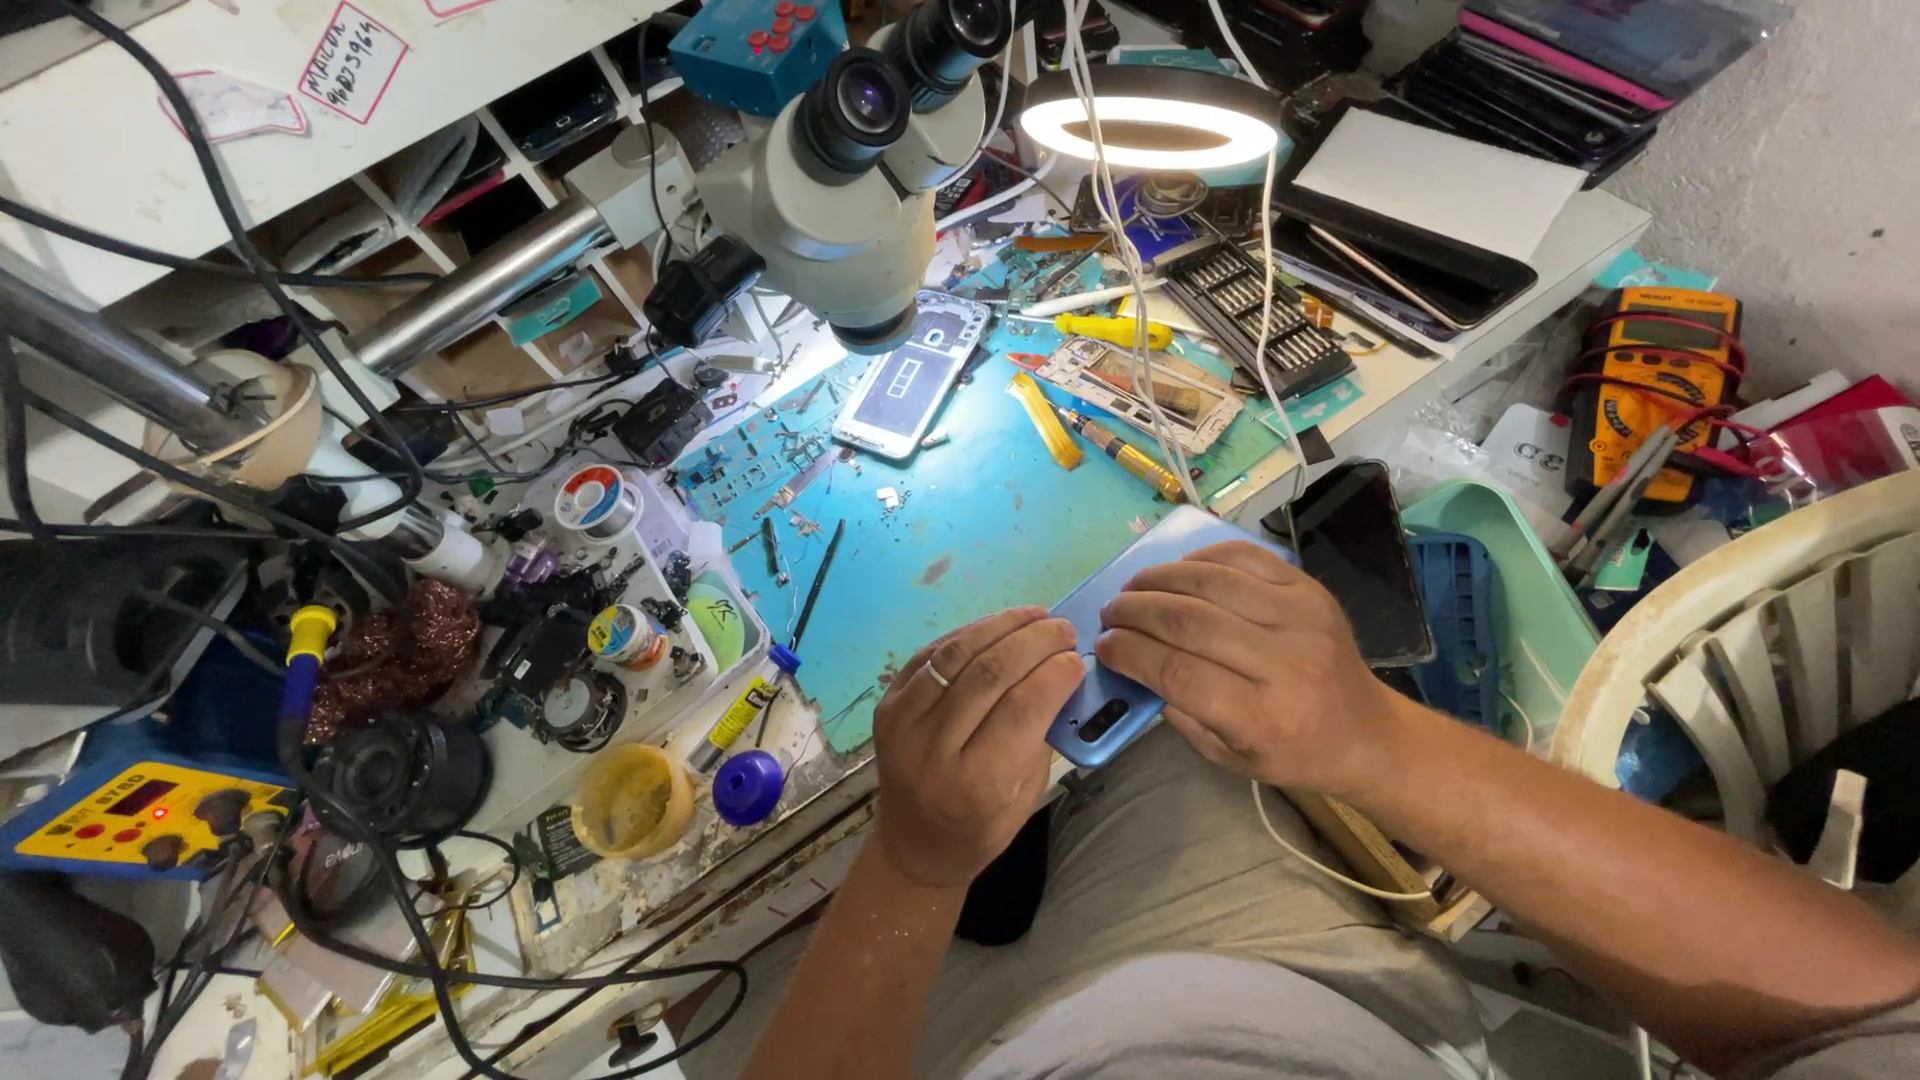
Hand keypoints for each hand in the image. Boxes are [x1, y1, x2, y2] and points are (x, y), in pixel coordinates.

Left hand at [871, 607, 1082, 889]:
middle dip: (1034, 642)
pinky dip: (968, 634)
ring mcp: (902, 724)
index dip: (1055, 674)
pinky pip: (931, 654)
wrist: (913, 844)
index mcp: (975, 785)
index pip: (1022, 709)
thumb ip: (1041, 734)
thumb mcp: (1027, 794)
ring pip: (957, 654)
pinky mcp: (887, 705)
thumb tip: (1063, 670)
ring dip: (1001, 626)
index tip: (1077, 657)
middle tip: (1063, 629)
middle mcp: (933, 751)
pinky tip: (996, 627)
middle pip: (990, 673)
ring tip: (1034, 616)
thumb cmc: (980, 829)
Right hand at [1094, 541, 1401, 796]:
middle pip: (1189, 620)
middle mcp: (1285, 662)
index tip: (1102, 644)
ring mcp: (1301, 618)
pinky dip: (1201, 557)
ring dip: (1160, 578)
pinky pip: (1245, 557)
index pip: (1176, 671)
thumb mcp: (1225, 754)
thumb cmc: (1289, 751)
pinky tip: (1178, 570)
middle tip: (1110, 613)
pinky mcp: (1310, 589)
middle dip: (1135, 611)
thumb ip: (1176, 709)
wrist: (1364, 732)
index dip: (1129, 652)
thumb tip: (1130, 658)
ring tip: (1134, 587)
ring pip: (1212, 581)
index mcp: (1261, 716)